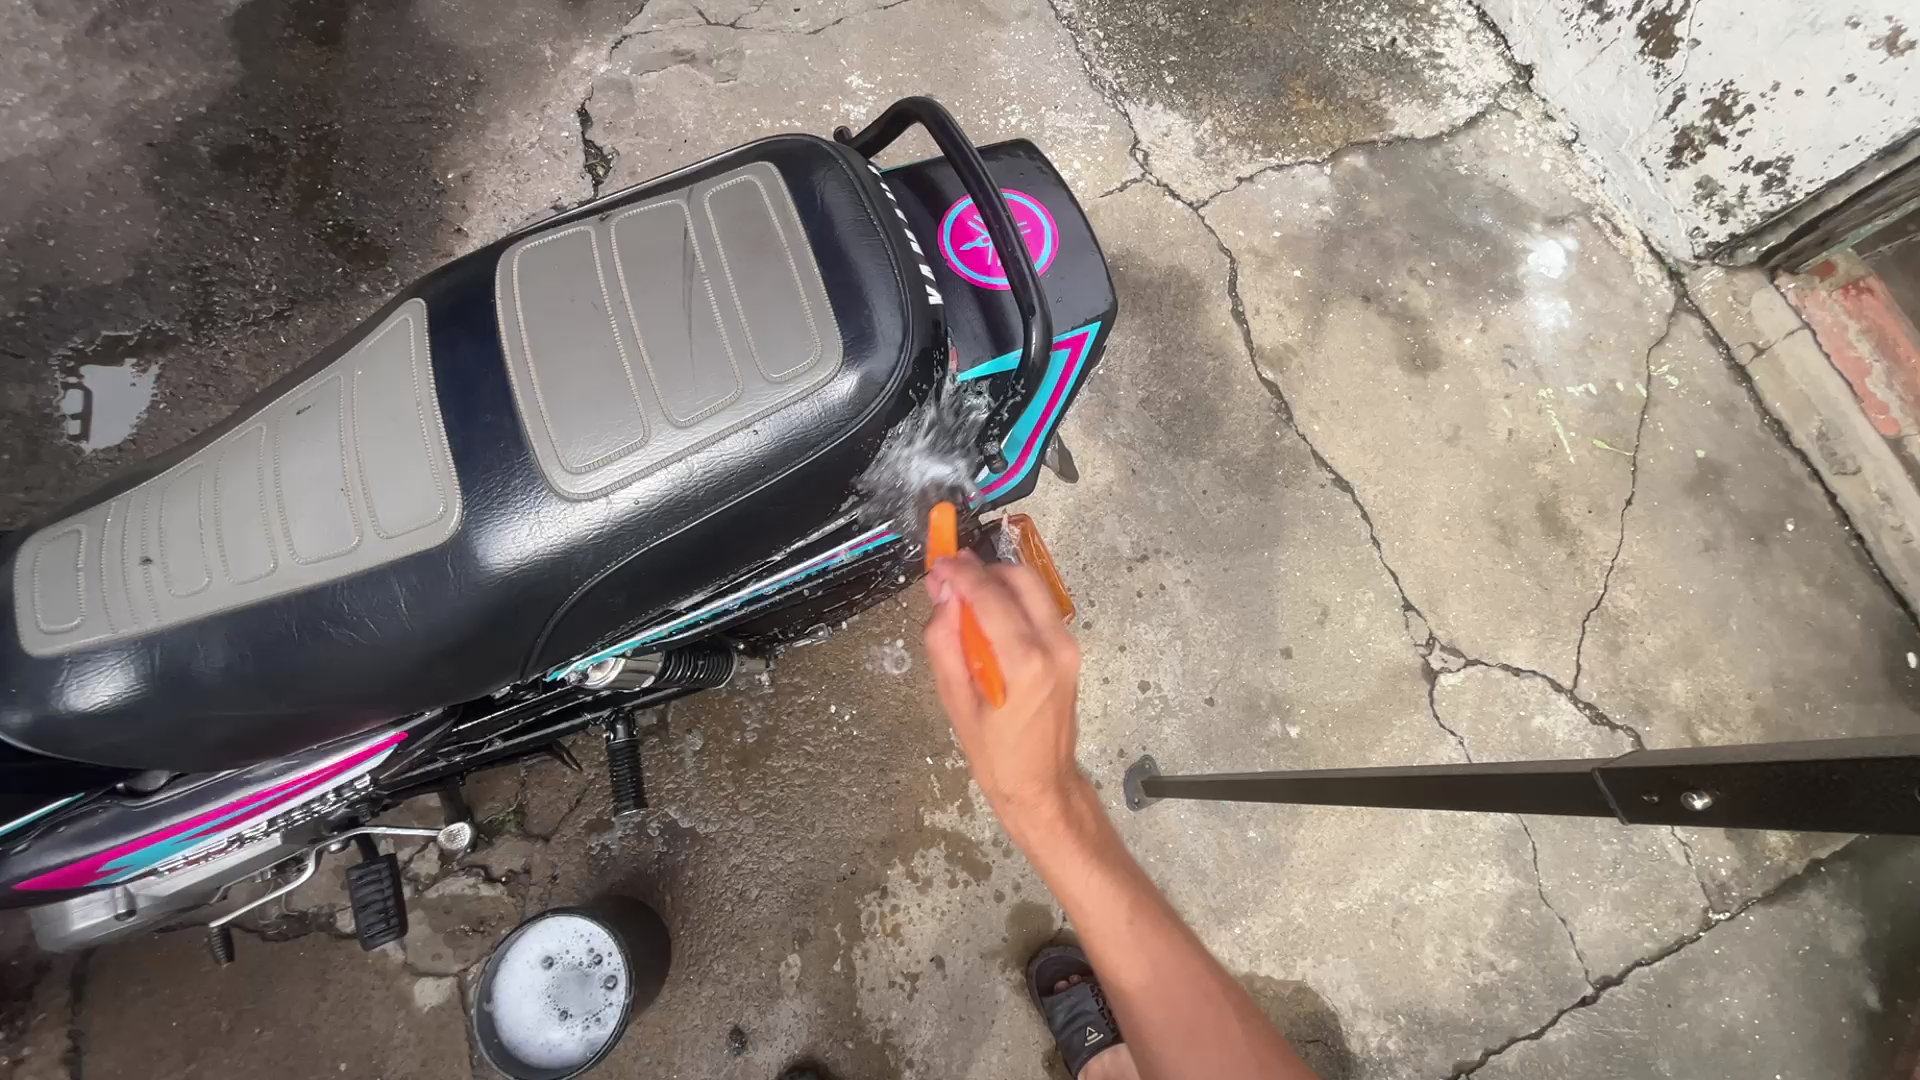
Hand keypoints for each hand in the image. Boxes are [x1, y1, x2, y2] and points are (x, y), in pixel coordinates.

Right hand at [923, 552, 1086, 835]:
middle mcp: (1055, 645)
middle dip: (983, 569)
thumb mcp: (955, 702)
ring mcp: (1069, 646)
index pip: (990, 596)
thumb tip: (943, 595)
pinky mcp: (1071, 650)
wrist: (1044, 785)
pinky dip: (1012, 600)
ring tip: (964, 597)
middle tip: (950, 577)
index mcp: (1025, 662)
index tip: (938, 561)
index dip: (961, 572)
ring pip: (1033, 587)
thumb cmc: (996, 755)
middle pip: (1020, 577)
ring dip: (998, 582)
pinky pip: (1040, 607)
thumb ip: (945, 643)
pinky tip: (987, 617)